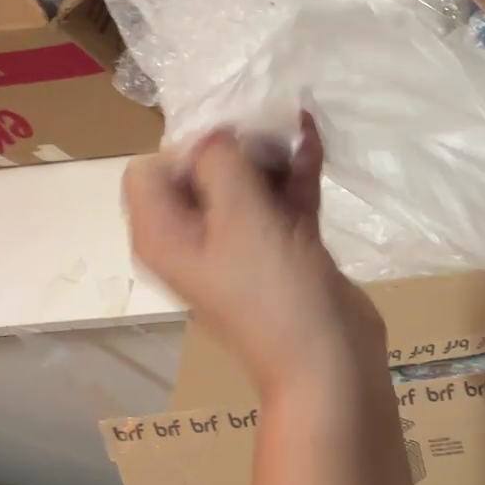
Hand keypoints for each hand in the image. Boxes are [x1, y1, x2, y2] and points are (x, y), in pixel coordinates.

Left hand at [123, 118, 383, 396]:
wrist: (331, 360)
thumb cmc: (278, 295)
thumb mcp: (243, 221)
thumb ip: (225, 165)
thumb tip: (224, 136)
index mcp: (165, 234)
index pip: (154, 167)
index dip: (193, 145)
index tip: (241, 141)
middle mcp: (199, 238)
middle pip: (205, 173)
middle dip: (239, 146)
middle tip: (275, 128)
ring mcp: (248, 248)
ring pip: (251, 188)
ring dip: (273, 157)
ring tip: (300, 124)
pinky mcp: (289, 254)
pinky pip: (285, 206)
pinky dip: (297, 179)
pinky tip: (315, 147)